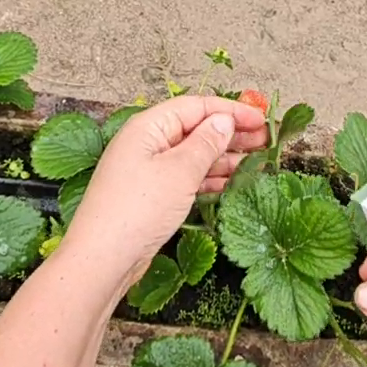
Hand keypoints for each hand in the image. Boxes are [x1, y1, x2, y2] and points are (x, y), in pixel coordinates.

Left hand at [61, 95, 267, 285]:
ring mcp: (148, 169)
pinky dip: (208, 178)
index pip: (196, 106)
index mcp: (149, 126)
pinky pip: (185, 176)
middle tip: (265, 140)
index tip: (261, 118)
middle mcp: (147, 142)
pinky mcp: (151, 194)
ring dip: (223, 156)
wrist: (101, 260)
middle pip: (195, 129)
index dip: (231, 110)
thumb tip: (224, 121)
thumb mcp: (179, 172)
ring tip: (255, 161)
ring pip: (192, 154)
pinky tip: (230, 182)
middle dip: (230, 133)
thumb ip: (205, 143)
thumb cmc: (136, 210)